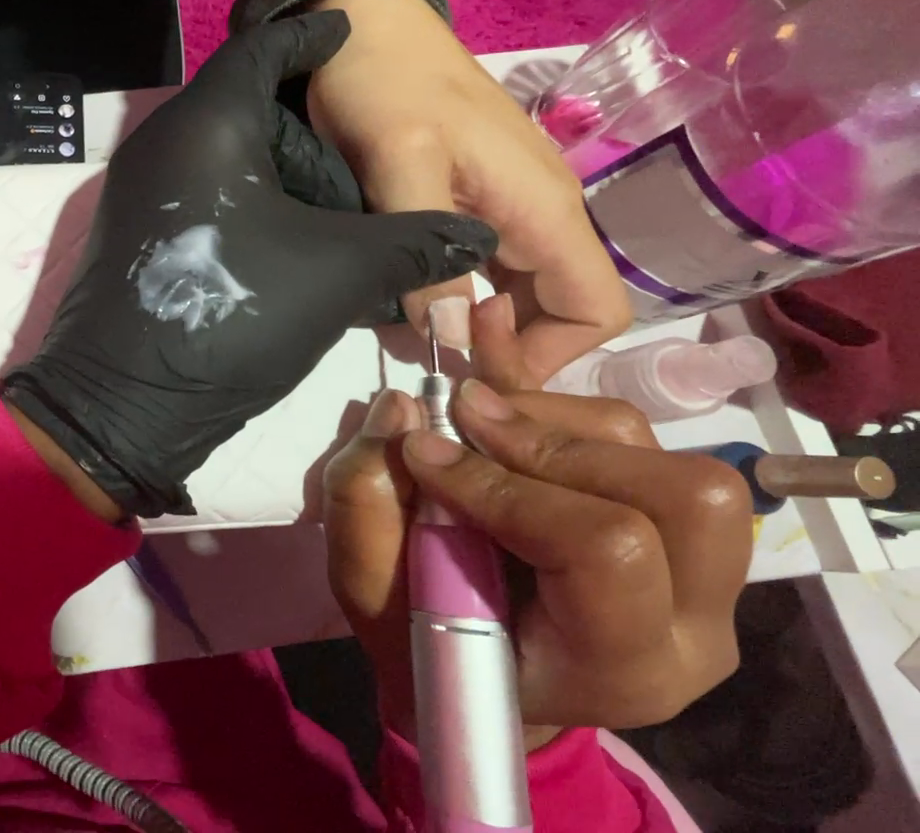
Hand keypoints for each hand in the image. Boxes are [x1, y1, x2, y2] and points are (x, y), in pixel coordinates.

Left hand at [1, 13, 497, 518]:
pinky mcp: (133, 230)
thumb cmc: (228, 317)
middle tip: (360, 147)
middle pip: (242, 107)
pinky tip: (286, 239)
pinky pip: (199, 193)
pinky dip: (244, 201)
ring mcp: (139, 189)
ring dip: (276, 171)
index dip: (310, 36)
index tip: (347, 31)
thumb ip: (412, 241)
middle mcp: (162, 143)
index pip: (263, 50)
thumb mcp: (335, 274)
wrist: (120, 400)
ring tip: (336, 203)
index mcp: (204, 126)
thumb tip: (478, 234)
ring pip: (220, 156)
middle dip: (304, 122)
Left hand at [307, 0, 630, 383]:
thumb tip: (452, 335)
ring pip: (515, 290)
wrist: (363, 26)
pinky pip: (482, 264)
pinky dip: (453, 291)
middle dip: (501, 346)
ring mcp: (507, 205)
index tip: (468, 363)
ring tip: (404, 329)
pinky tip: (400, 297)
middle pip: (556, 310)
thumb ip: (426, 246)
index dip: (545, 354)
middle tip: (424, 353)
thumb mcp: (398, 162)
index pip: (598, 311)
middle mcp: (541, 213)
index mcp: (544, 210)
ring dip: (472, 321)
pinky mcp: (470, 198)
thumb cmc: (383, 85)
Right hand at [324, 317, 749, 739]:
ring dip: (556, 419)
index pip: (604, 548)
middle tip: (460, 412)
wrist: (476, 675)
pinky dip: (563, 411)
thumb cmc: (421, 647)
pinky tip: (501, 402)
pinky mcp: (686, 530)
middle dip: (550, 440)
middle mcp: (696, 626)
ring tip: (474, 416)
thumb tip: (402, 407)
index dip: (503, 486)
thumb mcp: (367, 591)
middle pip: (679, 495)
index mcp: (620, 666)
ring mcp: (710, 577)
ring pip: (665, 455)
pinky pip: (644, 443)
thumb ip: (366, 506)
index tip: (420, 451)